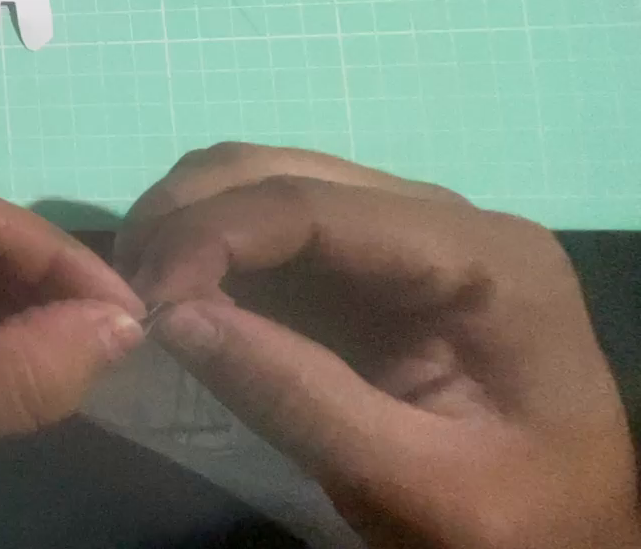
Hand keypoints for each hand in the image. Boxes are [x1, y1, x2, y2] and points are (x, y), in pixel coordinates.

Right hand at [117, 143, 640, 548]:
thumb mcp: (415, 486)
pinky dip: (188, 235)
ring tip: (145, 288)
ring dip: (175, 220)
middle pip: (263, 169)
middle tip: (132, 293)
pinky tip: (172, 283)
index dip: (208, 238)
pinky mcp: (342, 244)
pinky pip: (241, 207)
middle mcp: (431, 212)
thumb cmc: (508, 523)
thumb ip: (296, 397)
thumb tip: (170, 317)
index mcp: (480, 257)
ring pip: (240, 174)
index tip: (146, 302)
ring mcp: (384, 221)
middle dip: (178, 219)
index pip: (308, 206)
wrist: (548, 540)